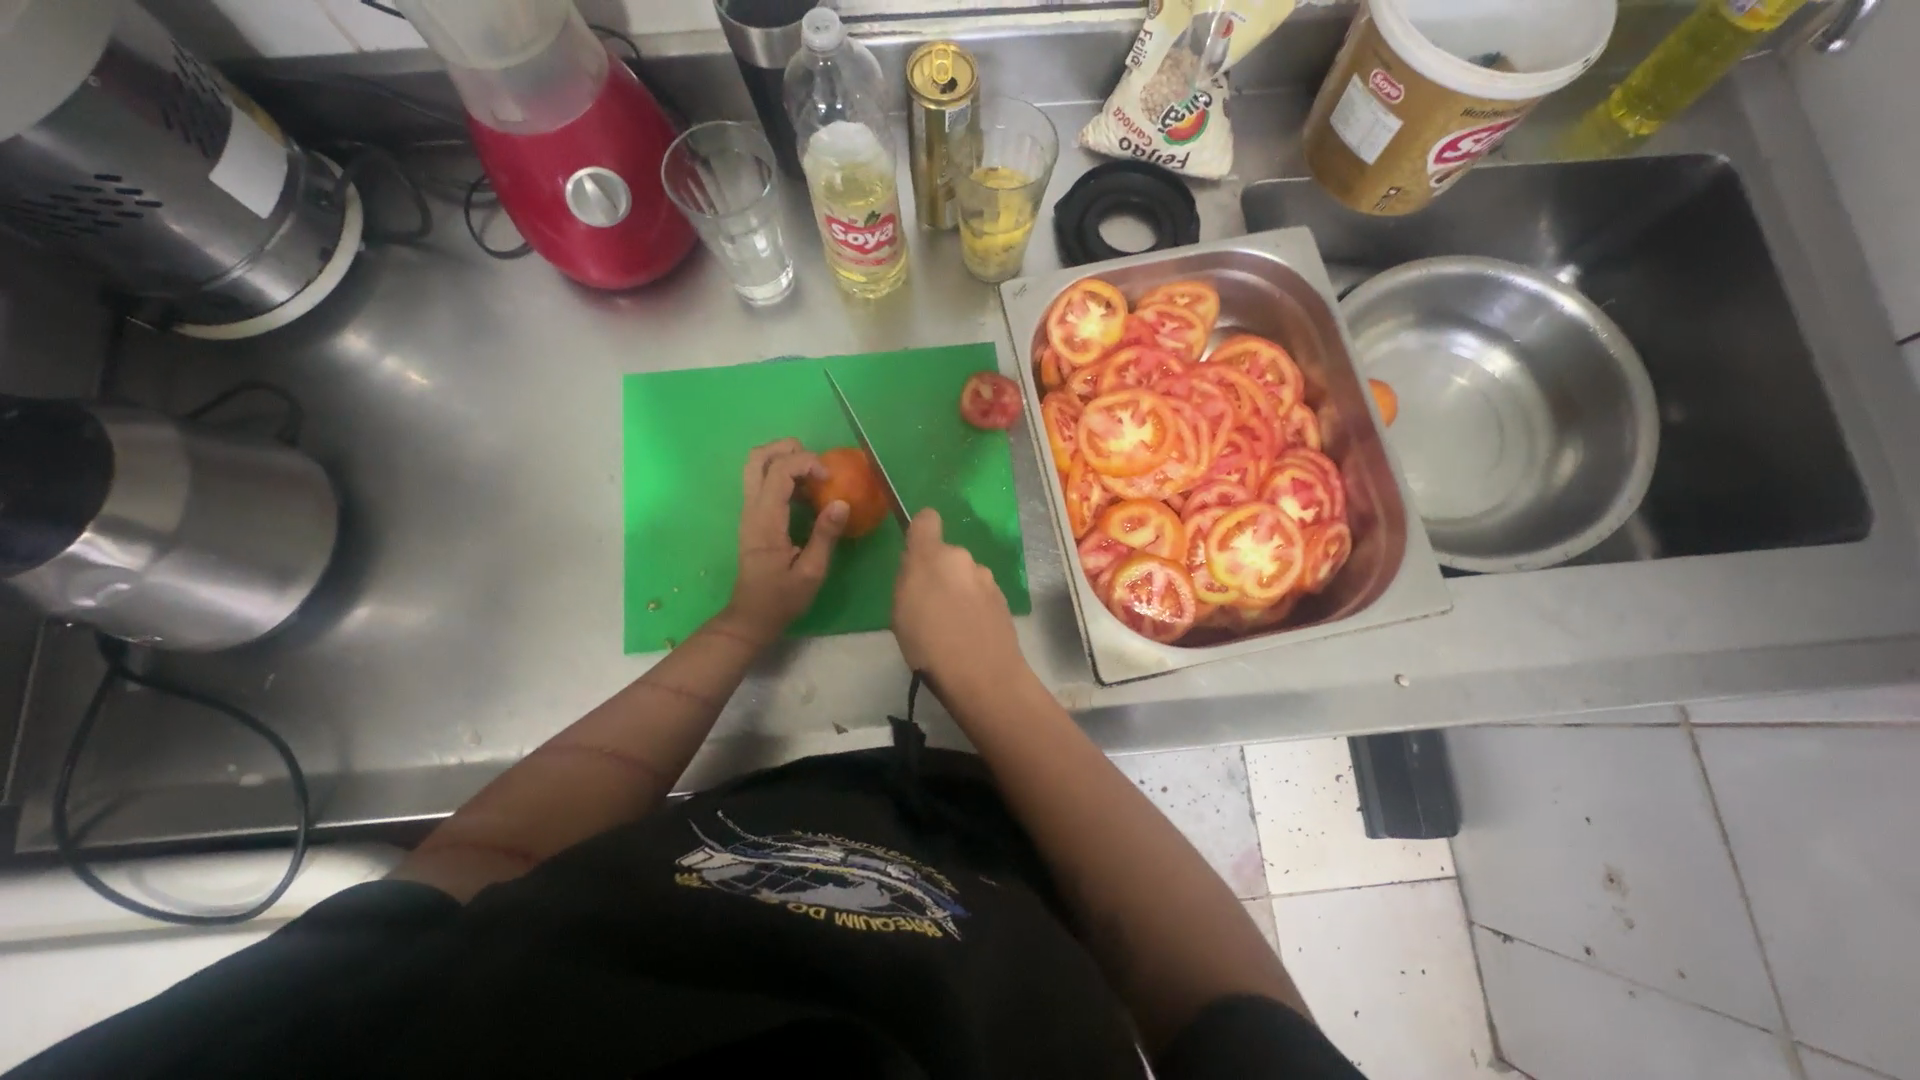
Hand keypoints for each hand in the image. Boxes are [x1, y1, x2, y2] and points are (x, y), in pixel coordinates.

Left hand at [723, 439, 847, 642]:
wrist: (752, 616)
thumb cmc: (782, 598)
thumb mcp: (811, 572)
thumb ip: (825, 535)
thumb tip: (841, 502)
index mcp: (766, 520)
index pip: (779, 471)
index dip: (806, 463)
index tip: (829, 478)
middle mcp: (752, 509)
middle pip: (757, 458)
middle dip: (787, 449)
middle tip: (816, 463)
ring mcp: (749, 512)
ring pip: (756, 467)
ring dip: (784, 460)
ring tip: (814, 477)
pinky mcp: (753, 518)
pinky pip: (762, 483)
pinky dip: (783, 476)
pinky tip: (806, 494)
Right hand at [892, 508, 1027, 696]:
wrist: (984, 676)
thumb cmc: (929, 644)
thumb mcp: (900, 611)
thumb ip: (909, 579)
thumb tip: (918, 568)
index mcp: (932, 556)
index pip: (926, 519)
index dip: (921, 531)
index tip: (915, 554)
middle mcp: (963, 559)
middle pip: (947, 555)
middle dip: (939, 573)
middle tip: (929, 606)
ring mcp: (987, 579)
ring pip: (965, 577)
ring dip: (959, 591)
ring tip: (951, 627)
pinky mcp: (1003, 600)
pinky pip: (980, 595)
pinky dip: (974, 608)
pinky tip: (970, 635)